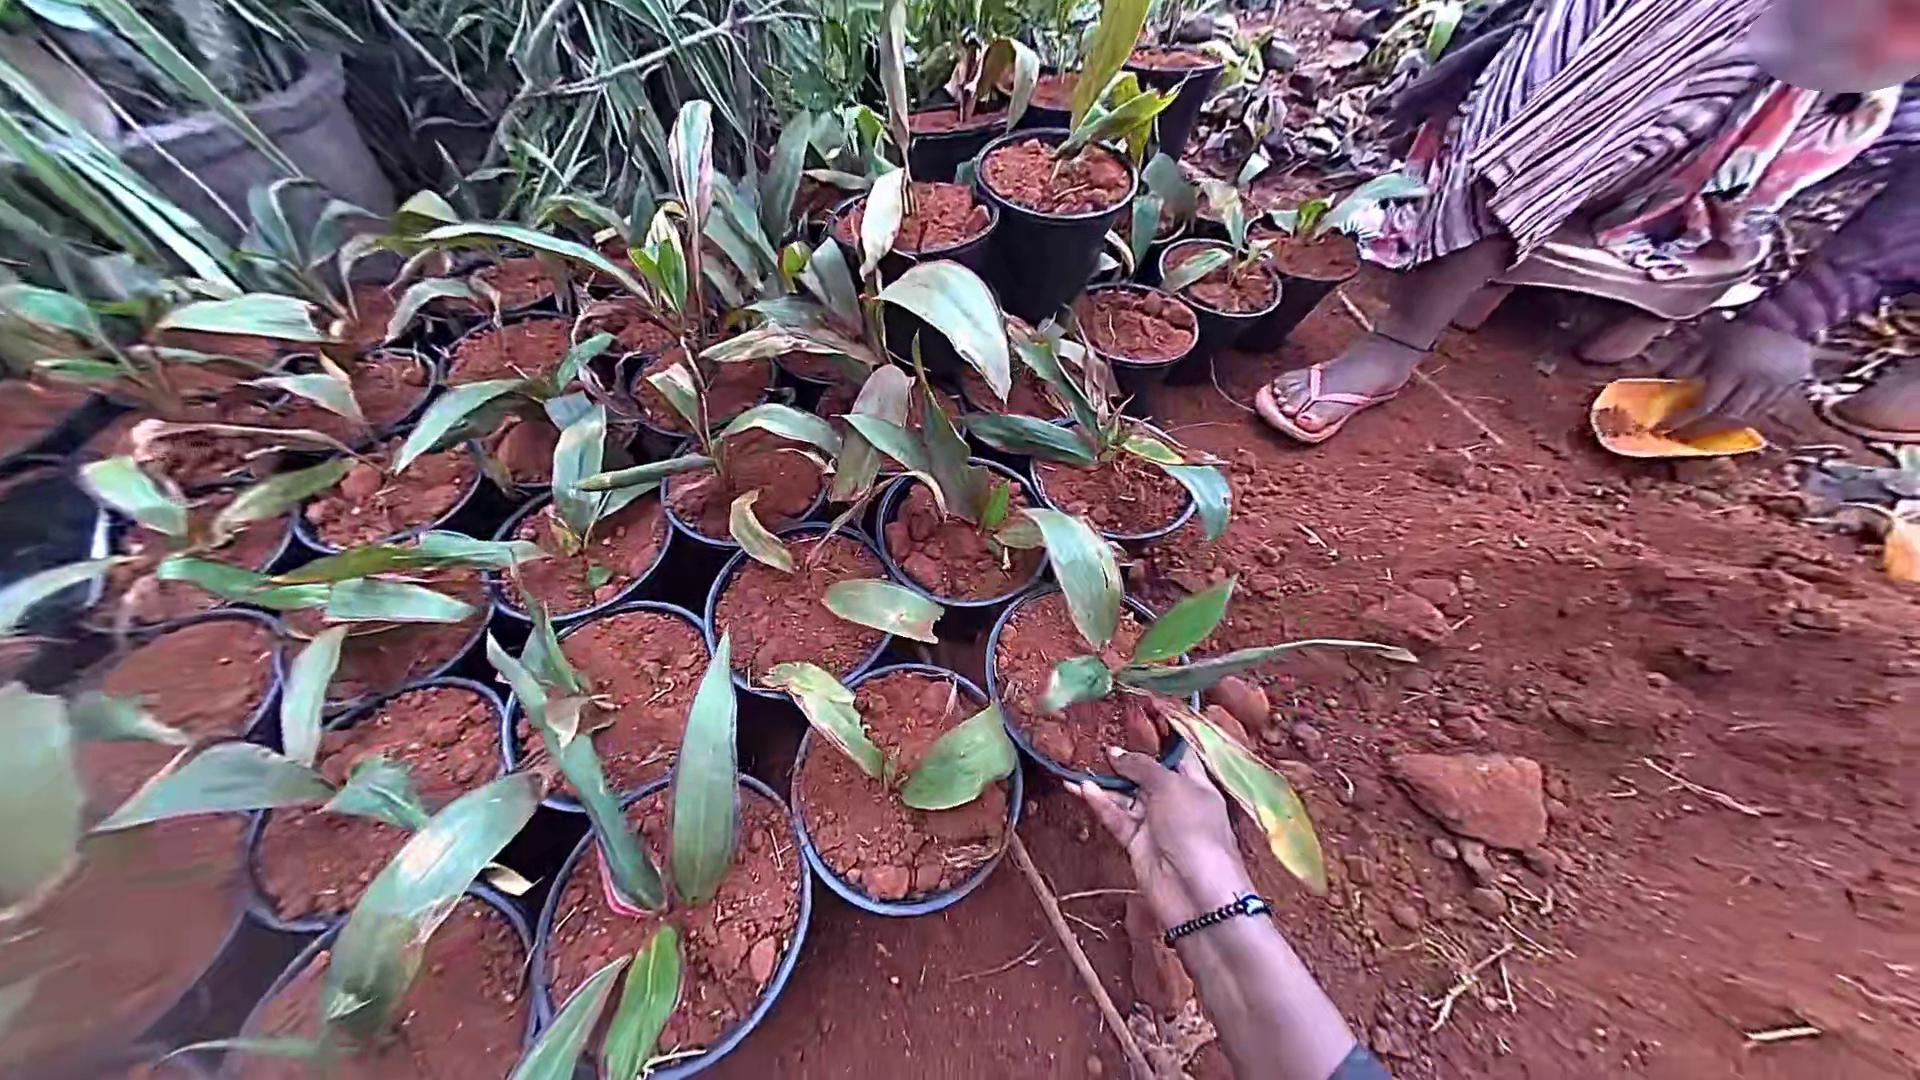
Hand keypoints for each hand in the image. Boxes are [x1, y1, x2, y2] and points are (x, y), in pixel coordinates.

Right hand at [1073, 746, 1253, 930]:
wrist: (1198, 897)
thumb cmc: (1195, 831)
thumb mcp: (1170, 786)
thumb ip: (1141, 766)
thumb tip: (1115, 753)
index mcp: (1195, 783)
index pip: (1177, 752)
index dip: (1158, 735)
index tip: (1134, 716)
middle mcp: (1175, 800)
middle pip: (1145, 773)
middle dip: (1123, 758)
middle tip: (1095, 738)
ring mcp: (1155, 822)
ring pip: (1125, 795)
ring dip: (1103, 782)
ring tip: (1076, 764)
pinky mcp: (1137, 842)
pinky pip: (1115, 816)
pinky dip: (1099, 803)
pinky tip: (1081, 788)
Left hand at [1653, 317, 1811, 438]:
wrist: (1788, 317)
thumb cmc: (1736, 331)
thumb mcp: (1703, 345)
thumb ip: (1683, 365)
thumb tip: (1662, 382)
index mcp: (1732, 371)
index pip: (1704, 406)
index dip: (1681, 421)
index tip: (1660, 429)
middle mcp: (1757, 381)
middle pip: (1726, 416)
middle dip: (1699, 430)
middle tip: (1677, 437)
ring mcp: (1779, 384)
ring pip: (1748, 416)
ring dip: (1720, 429)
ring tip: (1697, 434)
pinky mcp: (1792, 385)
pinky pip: (1766, 410)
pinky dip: (1743, 419)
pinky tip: (1724, 423)